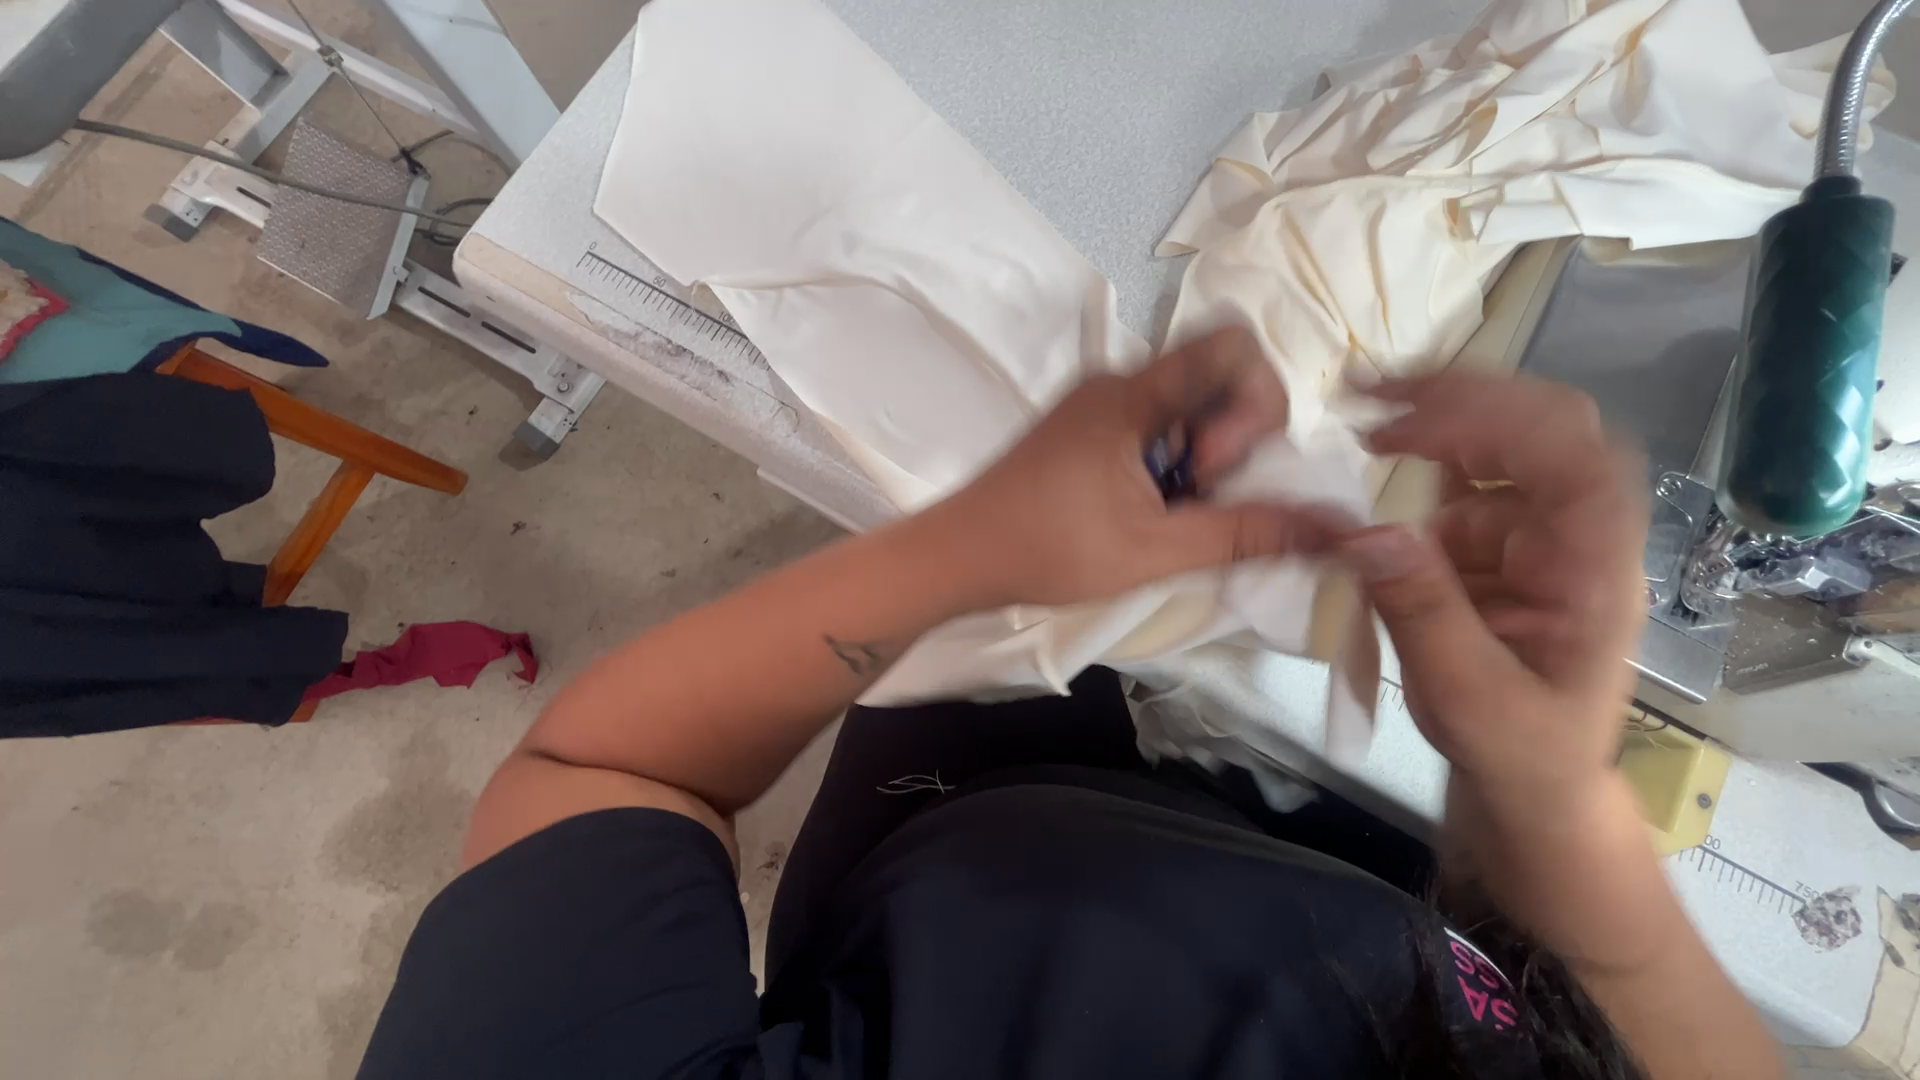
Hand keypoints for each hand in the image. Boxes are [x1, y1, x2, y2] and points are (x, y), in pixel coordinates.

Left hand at [930, 326, 1336, 608]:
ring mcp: (1098, 403)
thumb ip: (1249, 534)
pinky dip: (1172, 461)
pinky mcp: (1087, 427)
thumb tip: (1341, 530)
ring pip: (1188, 406)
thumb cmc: (1046, 550)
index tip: (1212, 466)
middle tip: (1194, 494)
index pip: (1233, 345)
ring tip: (1167, 510)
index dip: (1256, 402)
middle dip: (1230, 437)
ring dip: (1201, 456)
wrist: (957, 555)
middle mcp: (1117, 382)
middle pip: (1217, 377)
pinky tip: (1149, 507)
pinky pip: (1155, 425)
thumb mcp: (1155, 550)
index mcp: (1132, 394)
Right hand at [1333, 373, 1647, 812]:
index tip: (1399, 421)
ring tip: (1363, 423)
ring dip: (1435, 422)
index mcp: (1593, 566)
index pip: (1568, 460)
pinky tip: (1385, 446)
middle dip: (1460, 400)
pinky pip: (1469, 481)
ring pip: (1501, 447)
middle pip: (1541, 430)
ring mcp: (1537, 533)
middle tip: (1371, 395)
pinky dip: (1427, 456)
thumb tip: (1362, 529)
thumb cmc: (1515, 745)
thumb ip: (1421, 610)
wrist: (1528, 775)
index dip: (1489, 421)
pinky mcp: (1498, 542)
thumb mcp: (1467, 692)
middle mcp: (1573, 533)